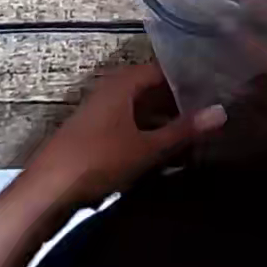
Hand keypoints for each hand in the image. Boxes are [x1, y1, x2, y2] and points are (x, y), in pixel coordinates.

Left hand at [24, 63, 226, 209]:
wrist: (44, 195)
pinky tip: (170, 158)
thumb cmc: (97, 161)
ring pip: (143, 113)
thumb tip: (222, 111)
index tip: (217, 89)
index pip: (165, 71)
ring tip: (199, 139)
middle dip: (181, 105)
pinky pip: (132, 130)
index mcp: (124, 82)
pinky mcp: (96, 137)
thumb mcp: (147, 148)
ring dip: (167, 126)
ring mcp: (102, 114)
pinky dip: (150, 139)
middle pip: (155, 92)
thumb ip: (184, 131)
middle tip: (213, 116)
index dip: (191, 79)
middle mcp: (113, 91)